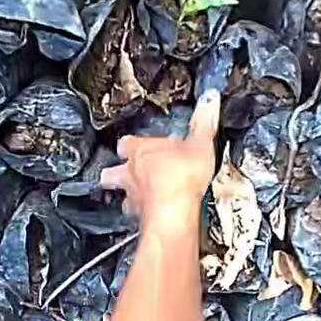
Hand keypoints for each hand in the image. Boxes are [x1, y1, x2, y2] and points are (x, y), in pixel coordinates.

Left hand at [102, 90, 218, 226]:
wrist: (174, 212)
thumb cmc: (180, 177)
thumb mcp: (199, 143)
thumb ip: (203, 123)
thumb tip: (209, 102)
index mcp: (139, 150)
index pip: (126, 142)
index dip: (130, 144)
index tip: (136, 143)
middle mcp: (130, 174)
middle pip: (112, 172)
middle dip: (115, 173)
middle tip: (122, 173)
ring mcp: (132, 197)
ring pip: (120, 196)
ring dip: (126, 196)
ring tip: (135, 197)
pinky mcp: (140, 218)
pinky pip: (135, 216)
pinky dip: (141, 216)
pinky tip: (150, 217)